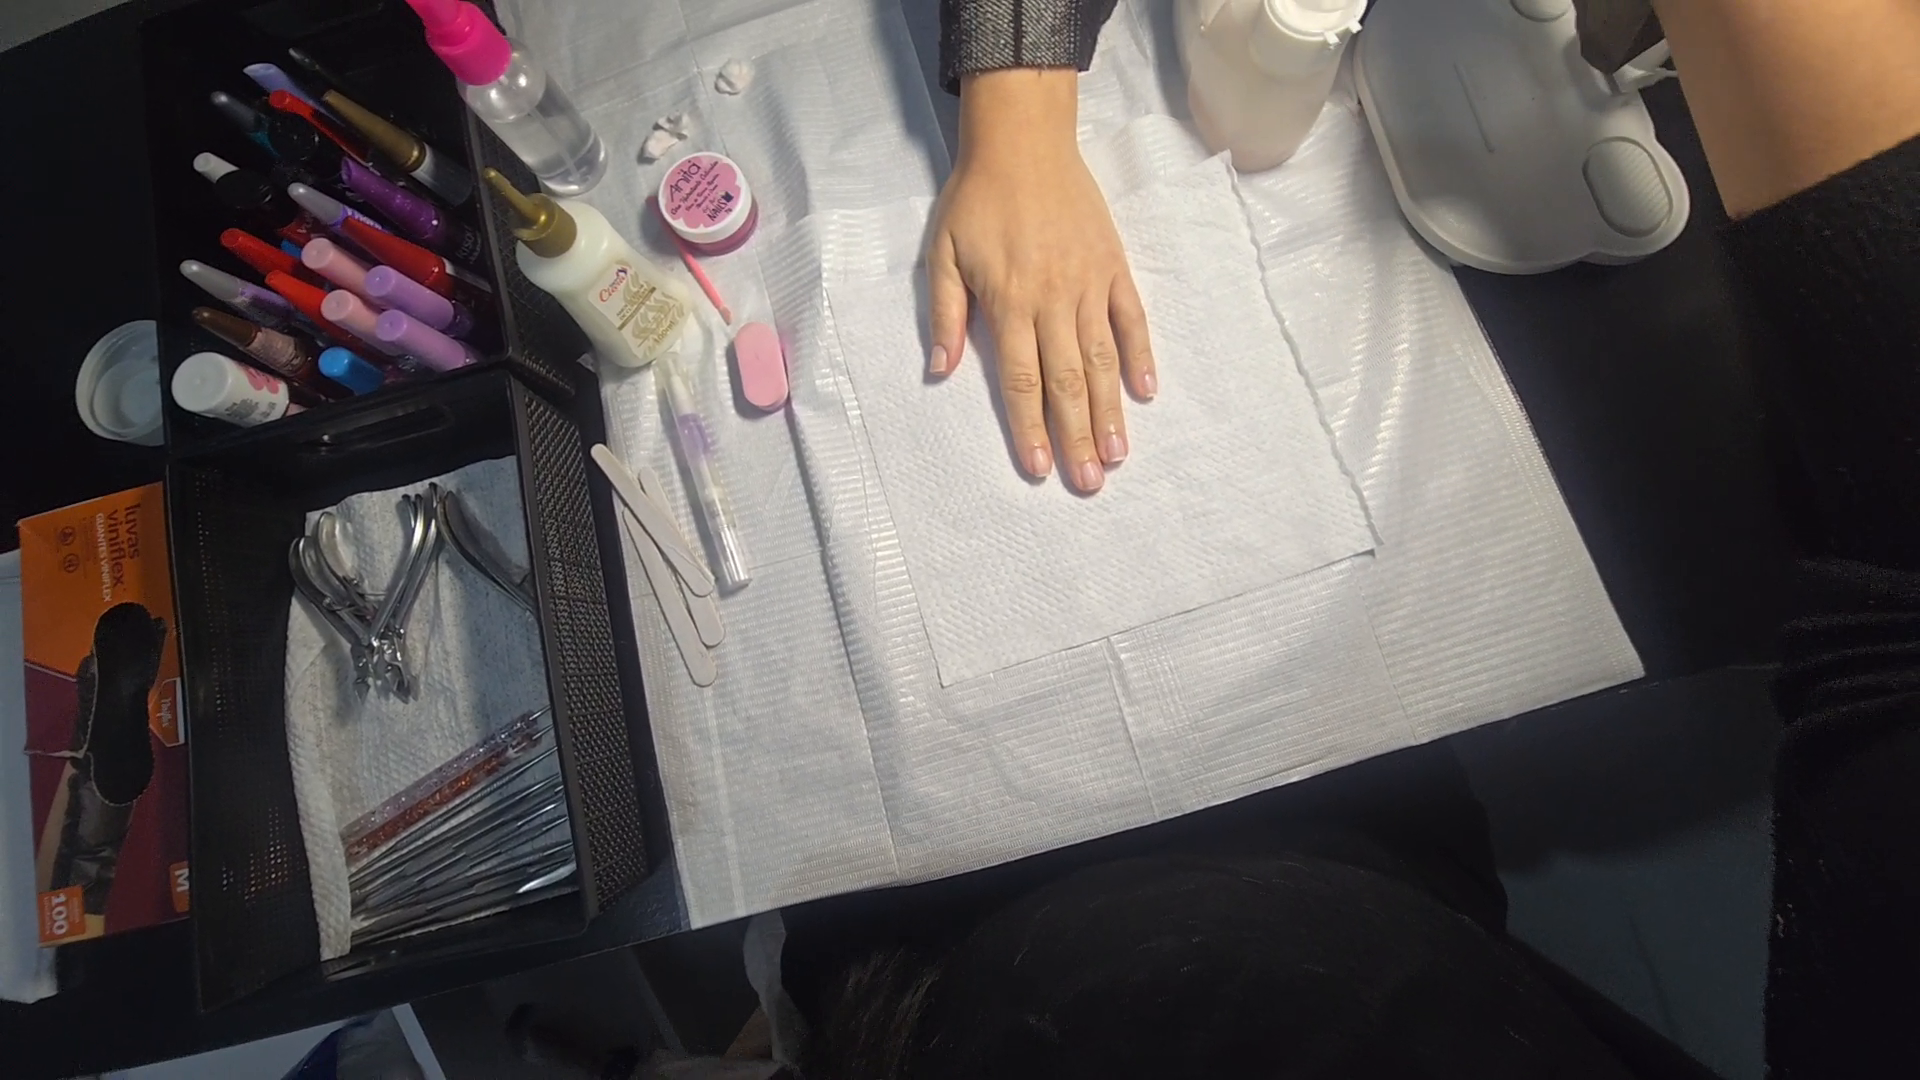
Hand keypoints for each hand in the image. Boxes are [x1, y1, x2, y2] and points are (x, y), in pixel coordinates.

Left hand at [927, 68, 1155, 492]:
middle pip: (1067, 382)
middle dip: (1077, 436)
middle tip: (1089, 483)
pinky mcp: (1114, 267)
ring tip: (1118, 455)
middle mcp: (1054, 301)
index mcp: (1010, 303)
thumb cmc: (977, 200)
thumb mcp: (942, 253)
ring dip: (1110, 411)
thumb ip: (944, 314)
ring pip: (1102, 360)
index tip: (1041, 470)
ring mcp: (1090, 285)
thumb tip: (941, 370)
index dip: (1030, 429)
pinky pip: (1132, 318)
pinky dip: (1141, 354)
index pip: (1022, 382)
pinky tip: (1147, 392)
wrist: (1024, 140)